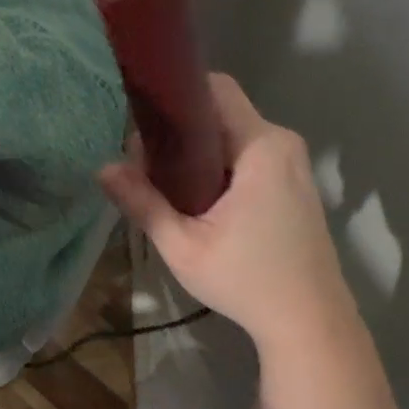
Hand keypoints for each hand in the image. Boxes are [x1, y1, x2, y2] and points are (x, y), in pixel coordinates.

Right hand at [99, 73, 357, 351]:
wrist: (306, 317)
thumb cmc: (244, 279)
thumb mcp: (181, 245)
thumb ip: (142, 203)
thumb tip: (101, 169)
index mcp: (260, 147)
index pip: (215, 90)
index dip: (174, 97)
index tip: (137, 120)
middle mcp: (281, 144)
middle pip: (219, 115)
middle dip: (177, 133)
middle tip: (139, 167)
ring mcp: (291, 163)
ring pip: (229, 139)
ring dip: (192, 155)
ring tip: (159, 187)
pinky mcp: (290, 183)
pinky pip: (244, 158)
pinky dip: (213, 169)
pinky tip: (191, 202)